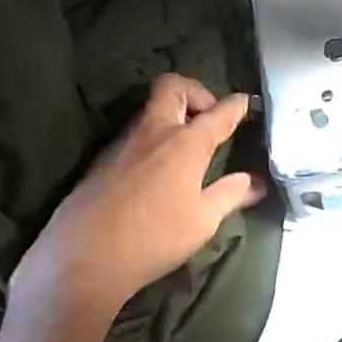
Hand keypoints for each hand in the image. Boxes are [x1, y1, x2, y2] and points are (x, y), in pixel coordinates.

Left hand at [11, 74, 264, 322]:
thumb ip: (230, 195)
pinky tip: (156, 168)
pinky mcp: (103, 158)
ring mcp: (123, 142)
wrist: (86, 253)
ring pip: (150, 110)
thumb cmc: (154, 237)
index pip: (218, 113)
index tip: (246, 103)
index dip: (237, 106)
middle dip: (195, 92)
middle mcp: (154, 131)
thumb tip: (255, 182)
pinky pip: (133, 134)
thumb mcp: (202, 221)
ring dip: (171, 114)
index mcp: (185, 143)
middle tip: (207, 117)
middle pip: (173, 88)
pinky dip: (152, 137)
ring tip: (185, 144)